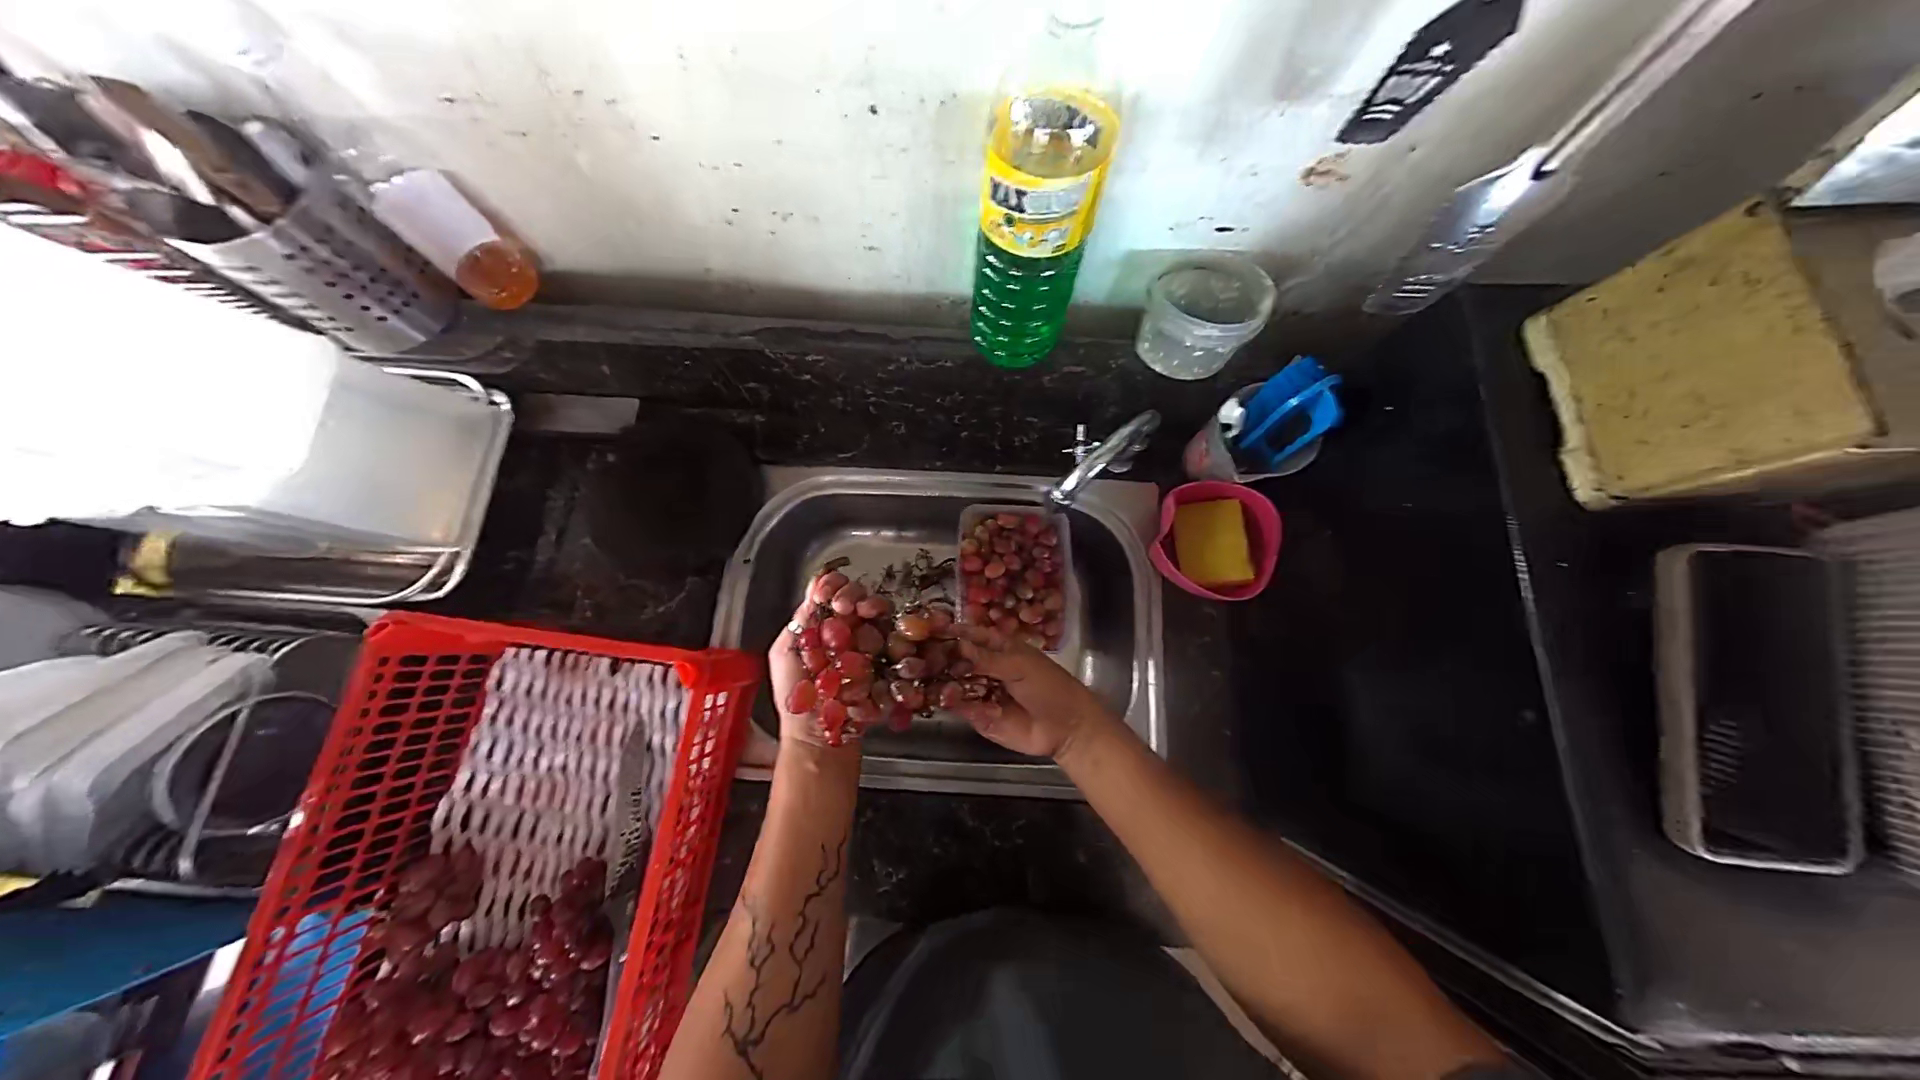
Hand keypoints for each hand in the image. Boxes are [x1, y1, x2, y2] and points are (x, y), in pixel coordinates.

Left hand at [769, 571, 873, 750]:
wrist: (818, 736)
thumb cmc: (796, 700)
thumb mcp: (785, 653)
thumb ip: (800, 620)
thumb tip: (816, 586)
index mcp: (822, 624)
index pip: (832, 591)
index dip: (832, 587)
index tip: (827, 595)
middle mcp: (848, 630)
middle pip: (859, 598)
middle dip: (855, 596)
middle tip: (847, 606)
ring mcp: (869, 645)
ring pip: (879, 614)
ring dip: (873, 609)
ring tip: (866, 616)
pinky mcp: (887, 662)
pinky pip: (895, 639)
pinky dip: (891, 632)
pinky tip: (879, 636)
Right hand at [945, 623, 1116, 760]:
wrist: (1066, 728)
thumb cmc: (1049, 687)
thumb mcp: (1019, 666)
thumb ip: (987, 658)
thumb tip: (958, 645)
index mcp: (999, 649)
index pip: (972, 636)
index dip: (954, 632)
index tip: (931, 628)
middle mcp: (986, 668)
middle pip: (958, 659)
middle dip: (942, 657)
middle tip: (921, 655)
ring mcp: (981, 692)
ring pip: (955, 683)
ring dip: (943, 679)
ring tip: (929, 676)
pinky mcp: (979, 716)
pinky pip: (961, 706)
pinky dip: (952, 701)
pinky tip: (946, 696)